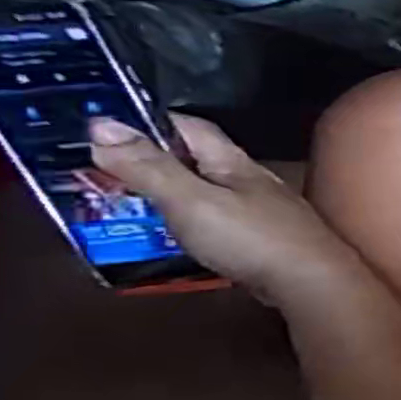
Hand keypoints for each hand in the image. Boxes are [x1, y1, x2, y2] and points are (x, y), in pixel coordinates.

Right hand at [89, 114, 359, 298]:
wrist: (309, 279)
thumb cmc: (252, 237)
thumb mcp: (193, 200)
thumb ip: (151, 167)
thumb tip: (104, 125)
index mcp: (237, 164)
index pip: (193, 128)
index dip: (148, 120)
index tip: (98, 123)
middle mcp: (252, 181)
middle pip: (195, 159)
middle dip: (148, 158)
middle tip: (91, 167)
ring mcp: (259, 209)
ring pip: (203, 189)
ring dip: (163, 190)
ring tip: (115, 198)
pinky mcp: (258, 235)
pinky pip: (211, 217)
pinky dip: (181, 217)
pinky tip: (161, 230)